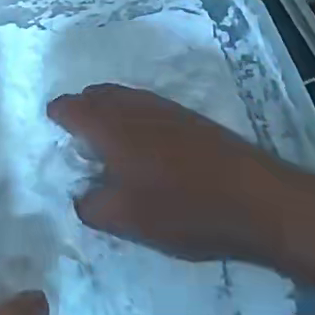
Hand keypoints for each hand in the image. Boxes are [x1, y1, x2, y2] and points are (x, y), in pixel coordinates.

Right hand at [48, 84, 314, 268]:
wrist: (260, 201)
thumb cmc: (183, 209)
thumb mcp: (124, 220)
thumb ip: (89, 206)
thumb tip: (82, 194)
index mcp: (108, 123)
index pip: (68, 106)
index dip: (56, 119)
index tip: (54, 140)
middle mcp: (132, 105)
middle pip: (94, 95)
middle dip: (81, 113)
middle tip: (79, 147)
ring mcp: (164, 107)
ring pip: (122, 99)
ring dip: (108, 115)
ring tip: (111, 151)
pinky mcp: (189, 118)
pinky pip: (146, 107)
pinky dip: (134, 120)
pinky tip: (147, 152)